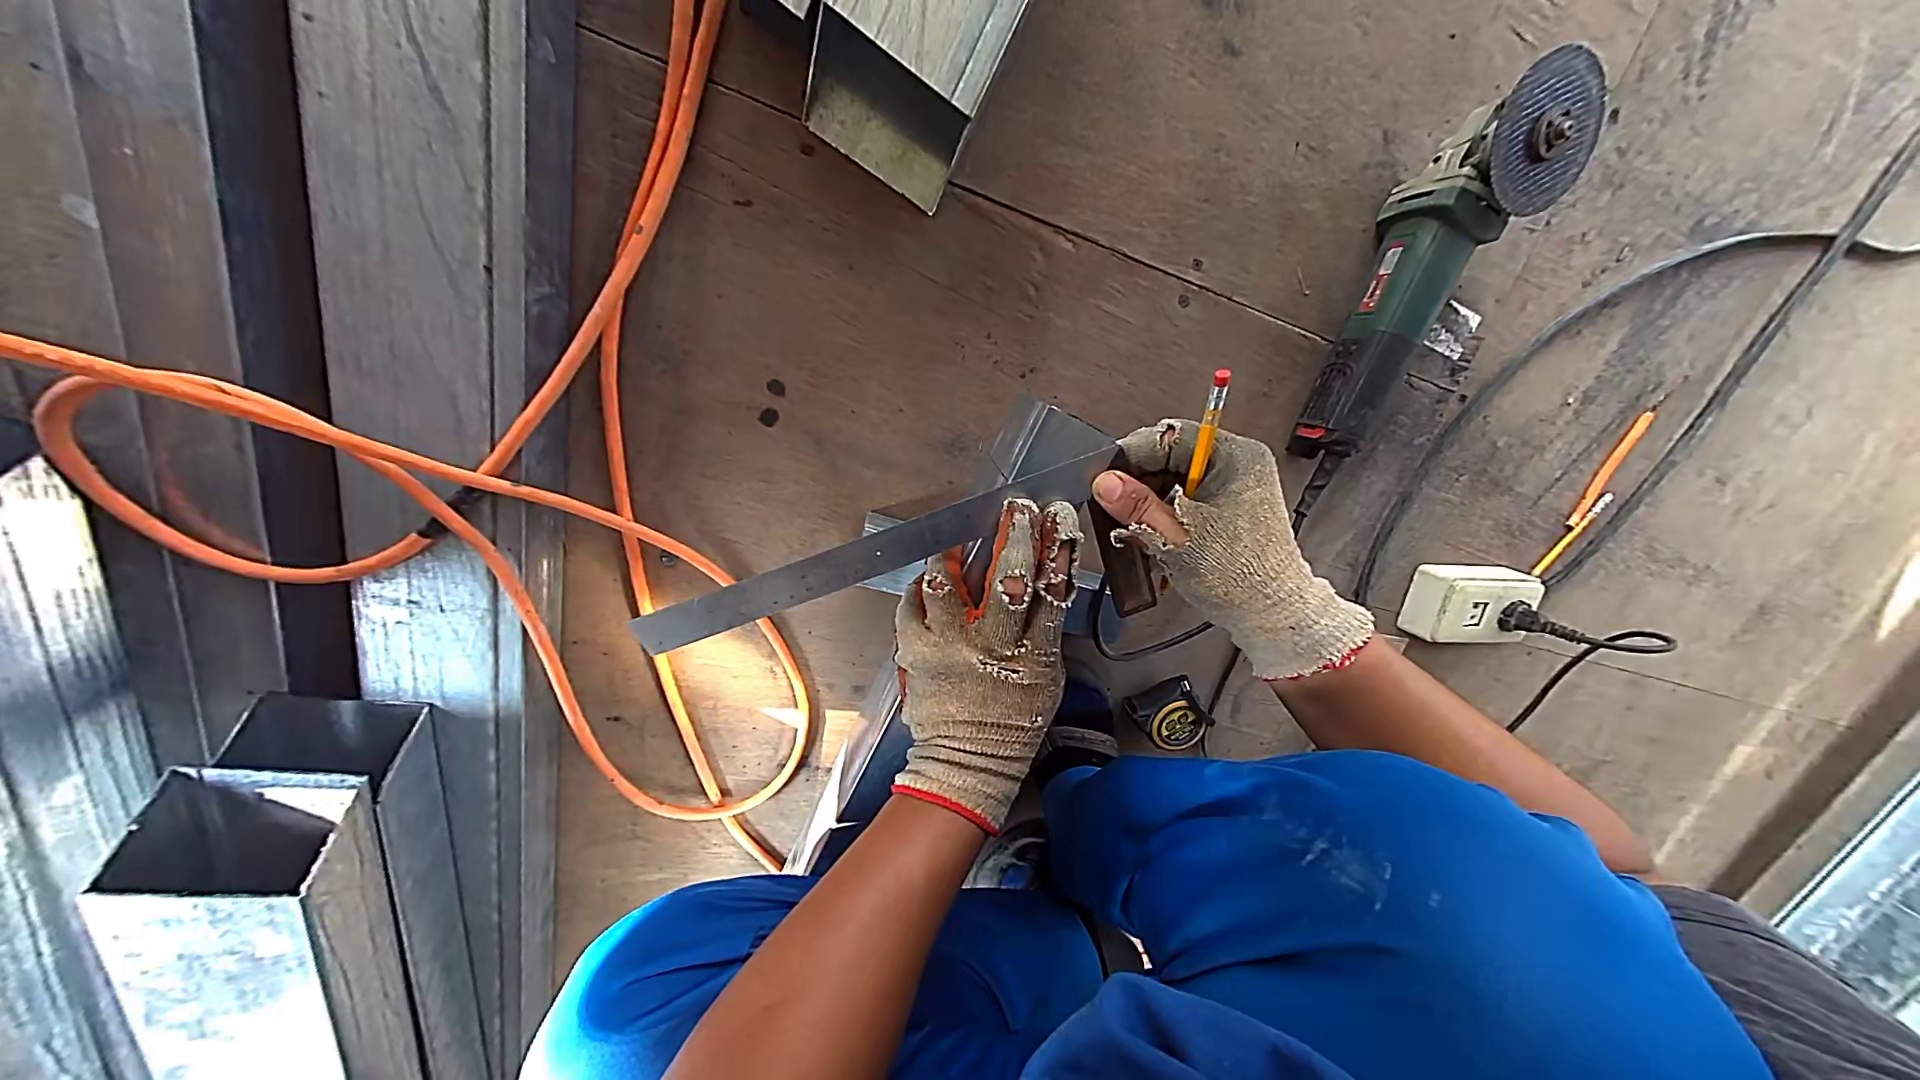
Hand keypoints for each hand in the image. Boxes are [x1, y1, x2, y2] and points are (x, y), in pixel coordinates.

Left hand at [892, 498, 1081, 831]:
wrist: (967, 759)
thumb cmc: (1012, 720)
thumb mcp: (1045, 677)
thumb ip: (1042, 631)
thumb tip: (1043, 582)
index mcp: (1031, 655)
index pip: (1050, 592)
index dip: (1055, 551)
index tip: (1056, 519)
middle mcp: (989, 646)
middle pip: (1007, 579)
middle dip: (1015, 537)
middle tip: (1017, 508)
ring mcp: (948, 647)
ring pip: (946, 585)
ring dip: (950, 558)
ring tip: (953, 546)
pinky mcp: (916, 651)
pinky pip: (912, 606)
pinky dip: (919, 589)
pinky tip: (928, 582)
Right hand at [1091, 419, 1372, 679]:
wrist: (1271, 613)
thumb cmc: (1241, 578)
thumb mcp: (1177, 538)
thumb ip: (1138, 506)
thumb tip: (1105, 482)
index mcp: (1235, 457)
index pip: (1170, 436)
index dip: (1132, 456)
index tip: (1108, 479)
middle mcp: (1237, 463)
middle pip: (1169, 455)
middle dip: (1139, 482)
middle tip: (1119, 508)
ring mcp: (1232, 484)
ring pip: (1173, 476)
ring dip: (1149, 499)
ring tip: (1136, 526)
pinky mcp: (1226, 504)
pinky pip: (1184, 494)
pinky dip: (1164, 510)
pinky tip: (1154, 531)